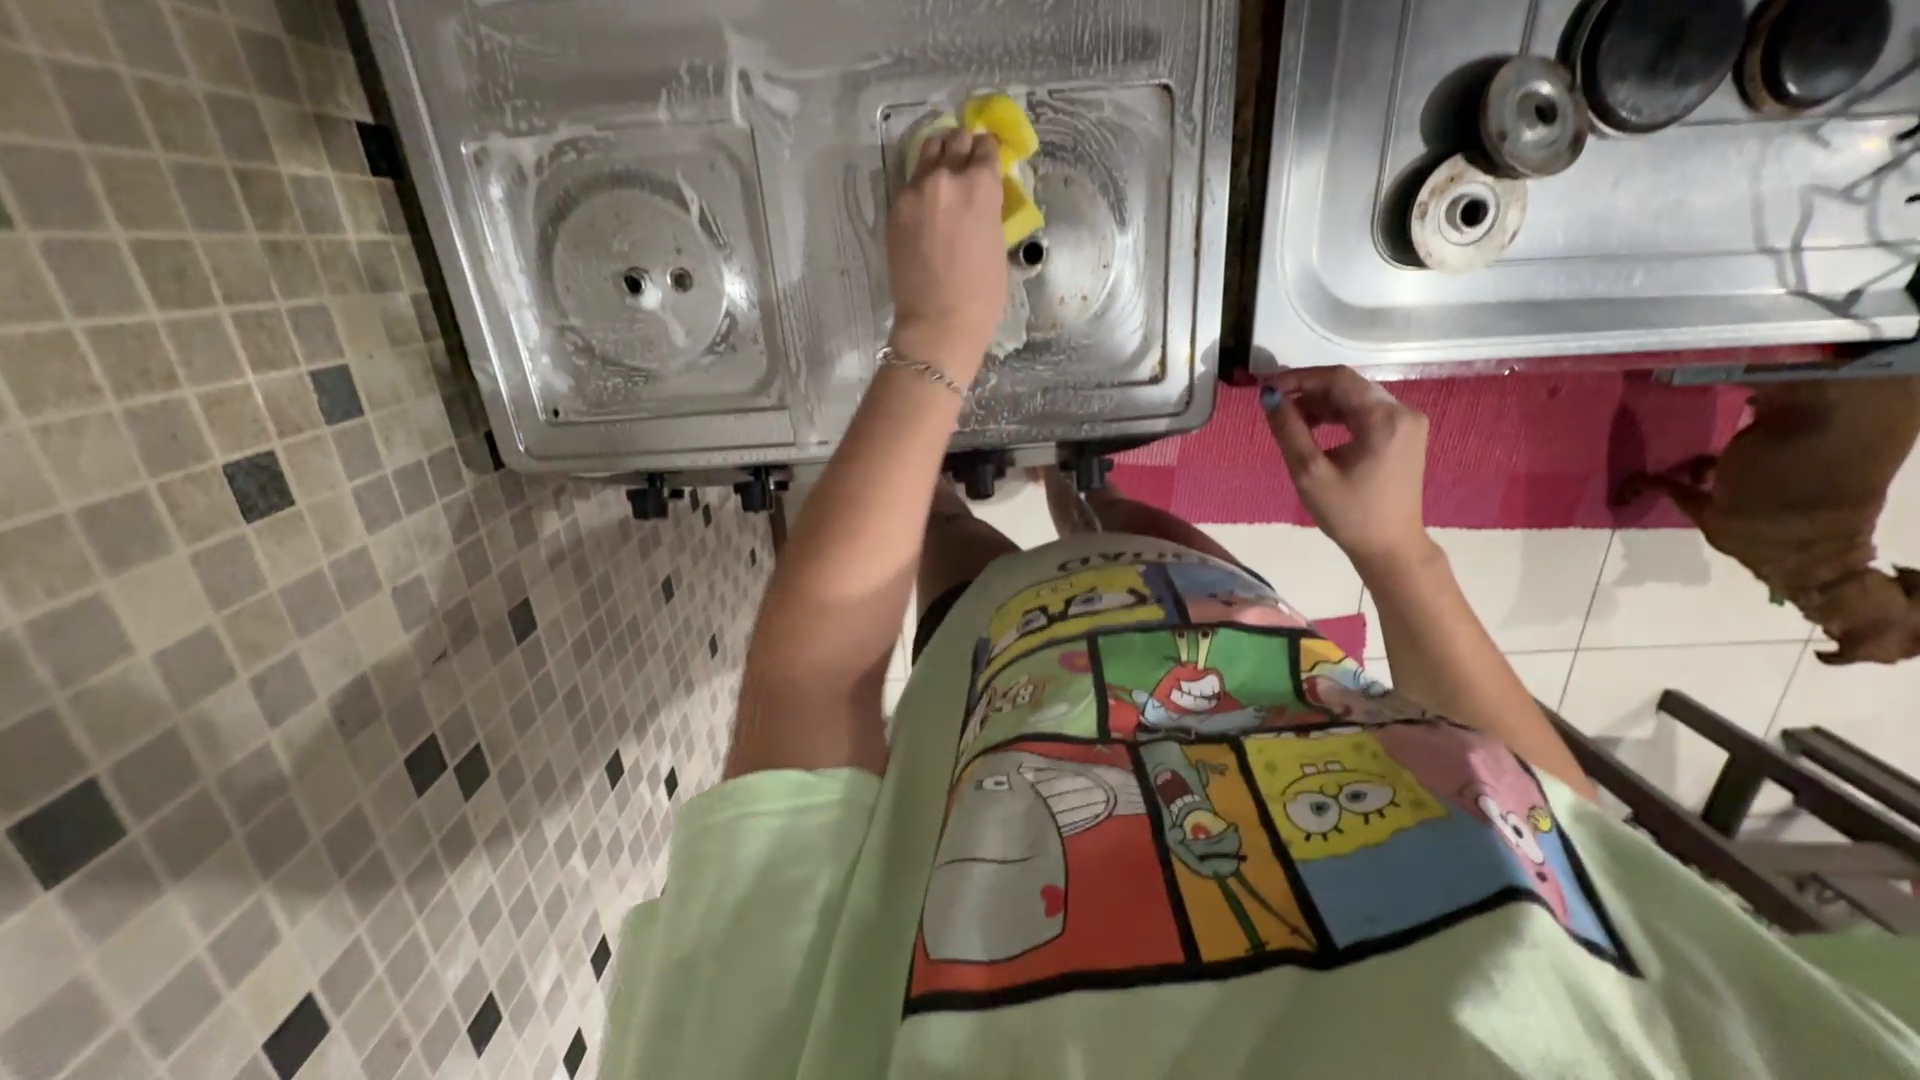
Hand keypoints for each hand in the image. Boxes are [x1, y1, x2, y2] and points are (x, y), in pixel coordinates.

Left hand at [887, 128, 1006, 383]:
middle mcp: (946, 178)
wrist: (938, 321)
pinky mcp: (895, 209)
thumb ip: (987, 209)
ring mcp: (915, 191)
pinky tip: (927, 199)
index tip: (988, 156)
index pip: (986, 147)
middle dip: (963, 146)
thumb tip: (980, 198)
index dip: (988, 150)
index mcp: (981, 185)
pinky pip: (910, 181)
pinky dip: (921, 182)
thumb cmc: (981, 293)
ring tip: (943, 168)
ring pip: (927, 151)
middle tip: (966, 158)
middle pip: (955, 140)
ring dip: (939, 154)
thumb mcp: (997, 242)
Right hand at [1262, 366, 1432, 568]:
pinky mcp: (1404, 434)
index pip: (1338, 378)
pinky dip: (1337, 414)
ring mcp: (1407, 422)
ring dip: (1321, 402)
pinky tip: (1313, 427)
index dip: (1299, 377)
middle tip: (1274, 402)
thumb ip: (1288, 430)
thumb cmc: (1349, 514)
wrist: (1390, 546)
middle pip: (1348, 385)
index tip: (1267, 388)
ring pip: (1356, 397)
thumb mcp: (1310, 473)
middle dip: (1308, 390)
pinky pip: (1366, 412)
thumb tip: (1269, 397)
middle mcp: (1403, 411)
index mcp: (1385, 418)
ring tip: (1289, 418)